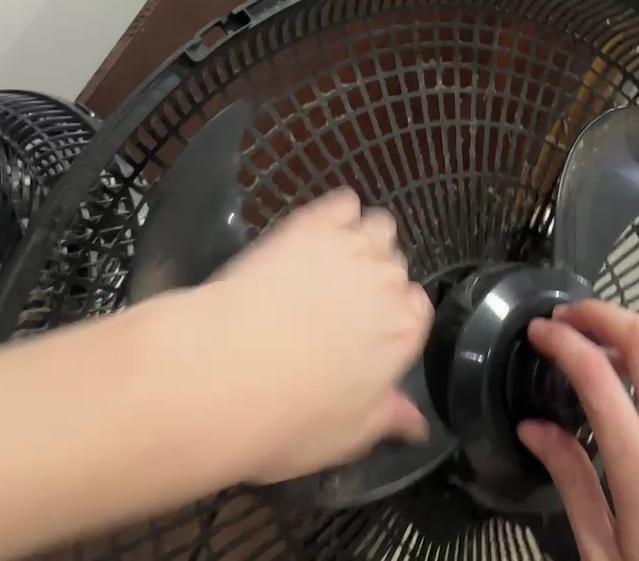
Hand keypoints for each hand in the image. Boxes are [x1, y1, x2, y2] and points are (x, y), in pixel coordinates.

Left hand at [183, 189, 432, 483]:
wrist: (220, 373)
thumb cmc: (287, 419)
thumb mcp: (346, 437)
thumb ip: (387, 419)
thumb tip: (417, 424)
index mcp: (404, 330)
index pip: (417, 310)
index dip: (393, 321)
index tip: (369, 336)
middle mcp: (388, 280)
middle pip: (396, 268)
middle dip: (377, 282)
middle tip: (341, 306)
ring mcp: (350, 246)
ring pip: (379, 227)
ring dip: (366, 241)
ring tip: (335, 264)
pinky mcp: (311, 223)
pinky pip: (343, 202)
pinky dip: (337, 212)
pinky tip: (318, 231)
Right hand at [518, 301, 638, 560]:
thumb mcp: (605, 555)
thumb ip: (571, 483)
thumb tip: (534, 428)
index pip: (598, 376)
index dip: (562, 341)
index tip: (537, 330)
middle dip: (602, 312)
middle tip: (565, 315)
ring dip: (634, 324)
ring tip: (596, 332)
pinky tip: (629, 372)